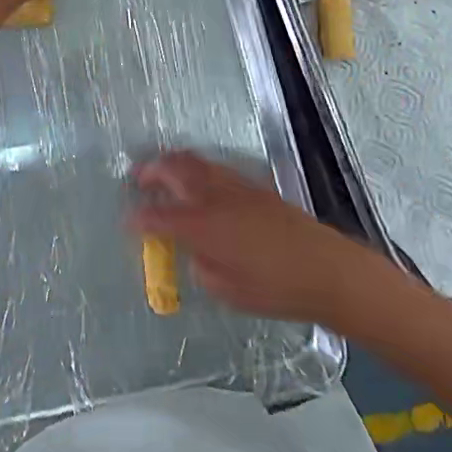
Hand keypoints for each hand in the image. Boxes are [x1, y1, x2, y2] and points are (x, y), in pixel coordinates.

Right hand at [131, 152, 399, 328]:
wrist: (325, 267)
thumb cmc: (273, 288)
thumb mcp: (225, 290)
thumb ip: (200, 265)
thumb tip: (193, 251)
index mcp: (200, 223)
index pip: (158, 215)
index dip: (138, 218)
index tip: (126, 222)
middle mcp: (212, 196)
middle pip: (173, 169)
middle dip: (150, 171)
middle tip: (137, 178)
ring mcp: (234, 185)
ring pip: (194, 161)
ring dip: (173, 163)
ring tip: (163, 172)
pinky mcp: (252, 185)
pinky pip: (213, 167)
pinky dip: (195, 168)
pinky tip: (197, 183)